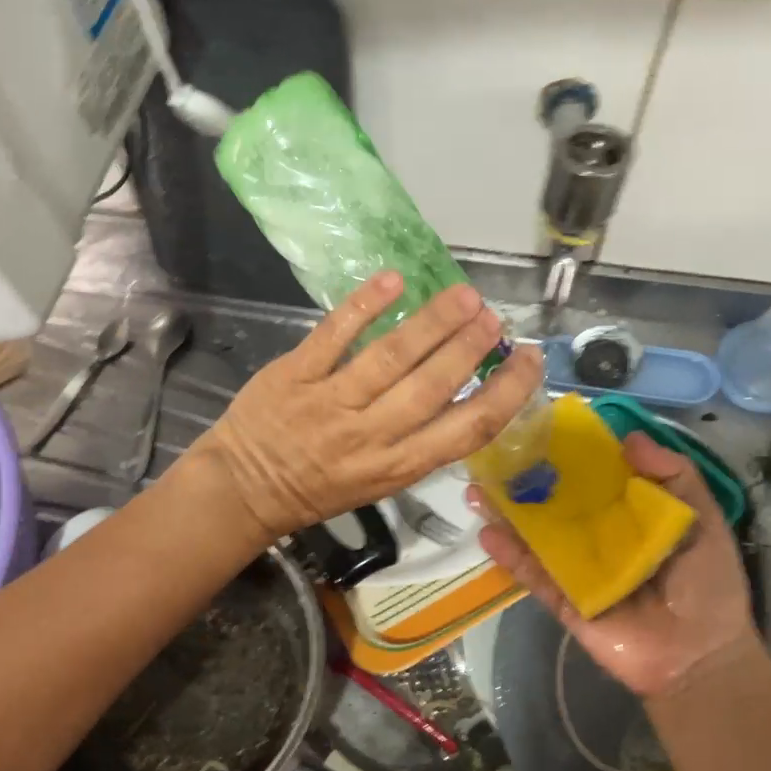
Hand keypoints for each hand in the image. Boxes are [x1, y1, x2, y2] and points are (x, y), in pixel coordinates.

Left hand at [192, 272, 542, 537]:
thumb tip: (462, 389)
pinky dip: (363, 305)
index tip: (528, 361)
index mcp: (397, 468)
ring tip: (463, 296)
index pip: (466, 430)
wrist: (243, 490)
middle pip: (433, 385)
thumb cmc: (317, 490)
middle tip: (492, 317)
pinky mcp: (294, 375)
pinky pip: (333, 335)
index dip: (505, 393)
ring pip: (391, 356)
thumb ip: (417, 441)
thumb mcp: (378, 481)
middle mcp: (369, 436)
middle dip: (469, 348)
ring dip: (433, 322)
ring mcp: (330, 403)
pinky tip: (393, 281)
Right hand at [473, 433, 757, 699]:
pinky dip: (511, 557)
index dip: (567, 456)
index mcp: (628, 514)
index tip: (538, 429)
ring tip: (476, 490)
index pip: (592, 478)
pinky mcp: (562, 600)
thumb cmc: (707, 584)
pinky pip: (534, 575)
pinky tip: (488, 534)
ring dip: (506, 515)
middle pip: (554, 504)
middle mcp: (596, 537)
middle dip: (524, 481)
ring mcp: (575, 569)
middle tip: (494, 456)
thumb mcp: (703, 520)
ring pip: (535, 537)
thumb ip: (676, 476)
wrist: (699, 655)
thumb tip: (631, 437)